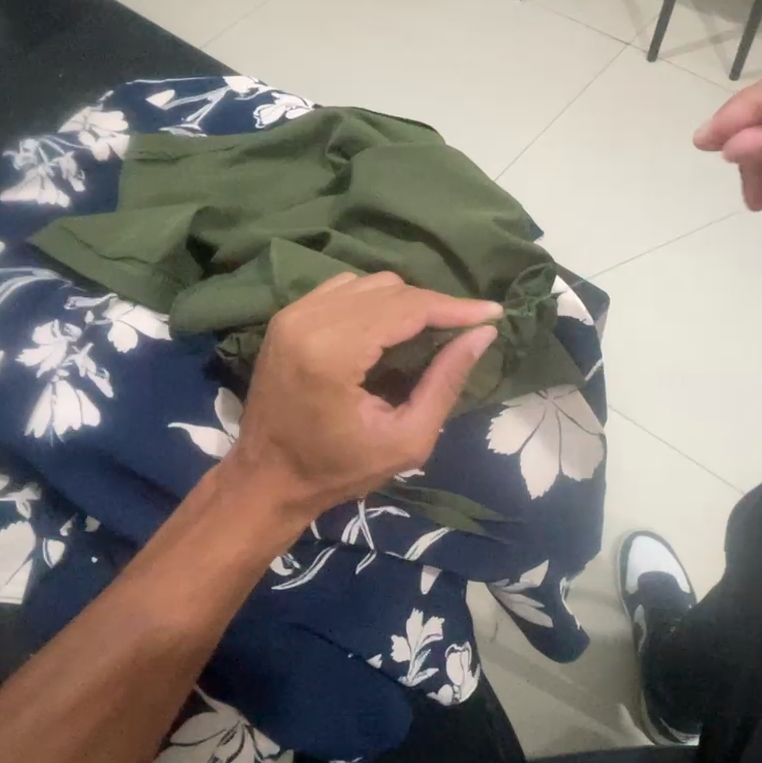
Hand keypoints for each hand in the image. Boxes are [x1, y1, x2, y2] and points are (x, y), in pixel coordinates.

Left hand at [215, 272, 500, 527]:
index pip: (406, 308)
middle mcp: (308, 320)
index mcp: (332, 352)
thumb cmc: (338, 470)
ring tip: (434, 329)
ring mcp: (293, 314)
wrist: (266, 479)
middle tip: (468, 327)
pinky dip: (377, 301)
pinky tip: (393, 328)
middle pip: (390, 290)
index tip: (495, 312)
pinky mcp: (287, 316)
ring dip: (407, 302)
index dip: (455, 307)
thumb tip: (483, 334)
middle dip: (435, 305)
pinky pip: (345, 287)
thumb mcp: (406, 440)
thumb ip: (446, 382)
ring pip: (370, 283)